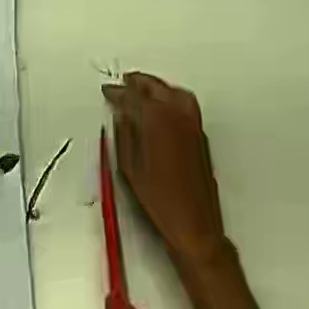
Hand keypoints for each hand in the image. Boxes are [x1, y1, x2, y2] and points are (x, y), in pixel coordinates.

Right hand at [101, 72, 228, 265]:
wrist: (194, 225)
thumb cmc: (160, 200)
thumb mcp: (129, 166)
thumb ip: (124, 134)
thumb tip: (121, 115)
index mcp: (156, 120)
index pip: (132, 96)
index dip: (117, 92)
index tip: (108, 91)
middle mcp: (178, 117)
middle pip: (155, 87)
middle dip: (137, 82)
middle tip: (123, 82)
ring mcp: (193, 125)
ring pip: (174, 92)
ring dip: (157, 87)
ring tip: (141, 88)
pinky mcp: (201, 136)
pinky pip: (185, 103)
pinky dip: (170, 96)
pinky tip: (160, 105)